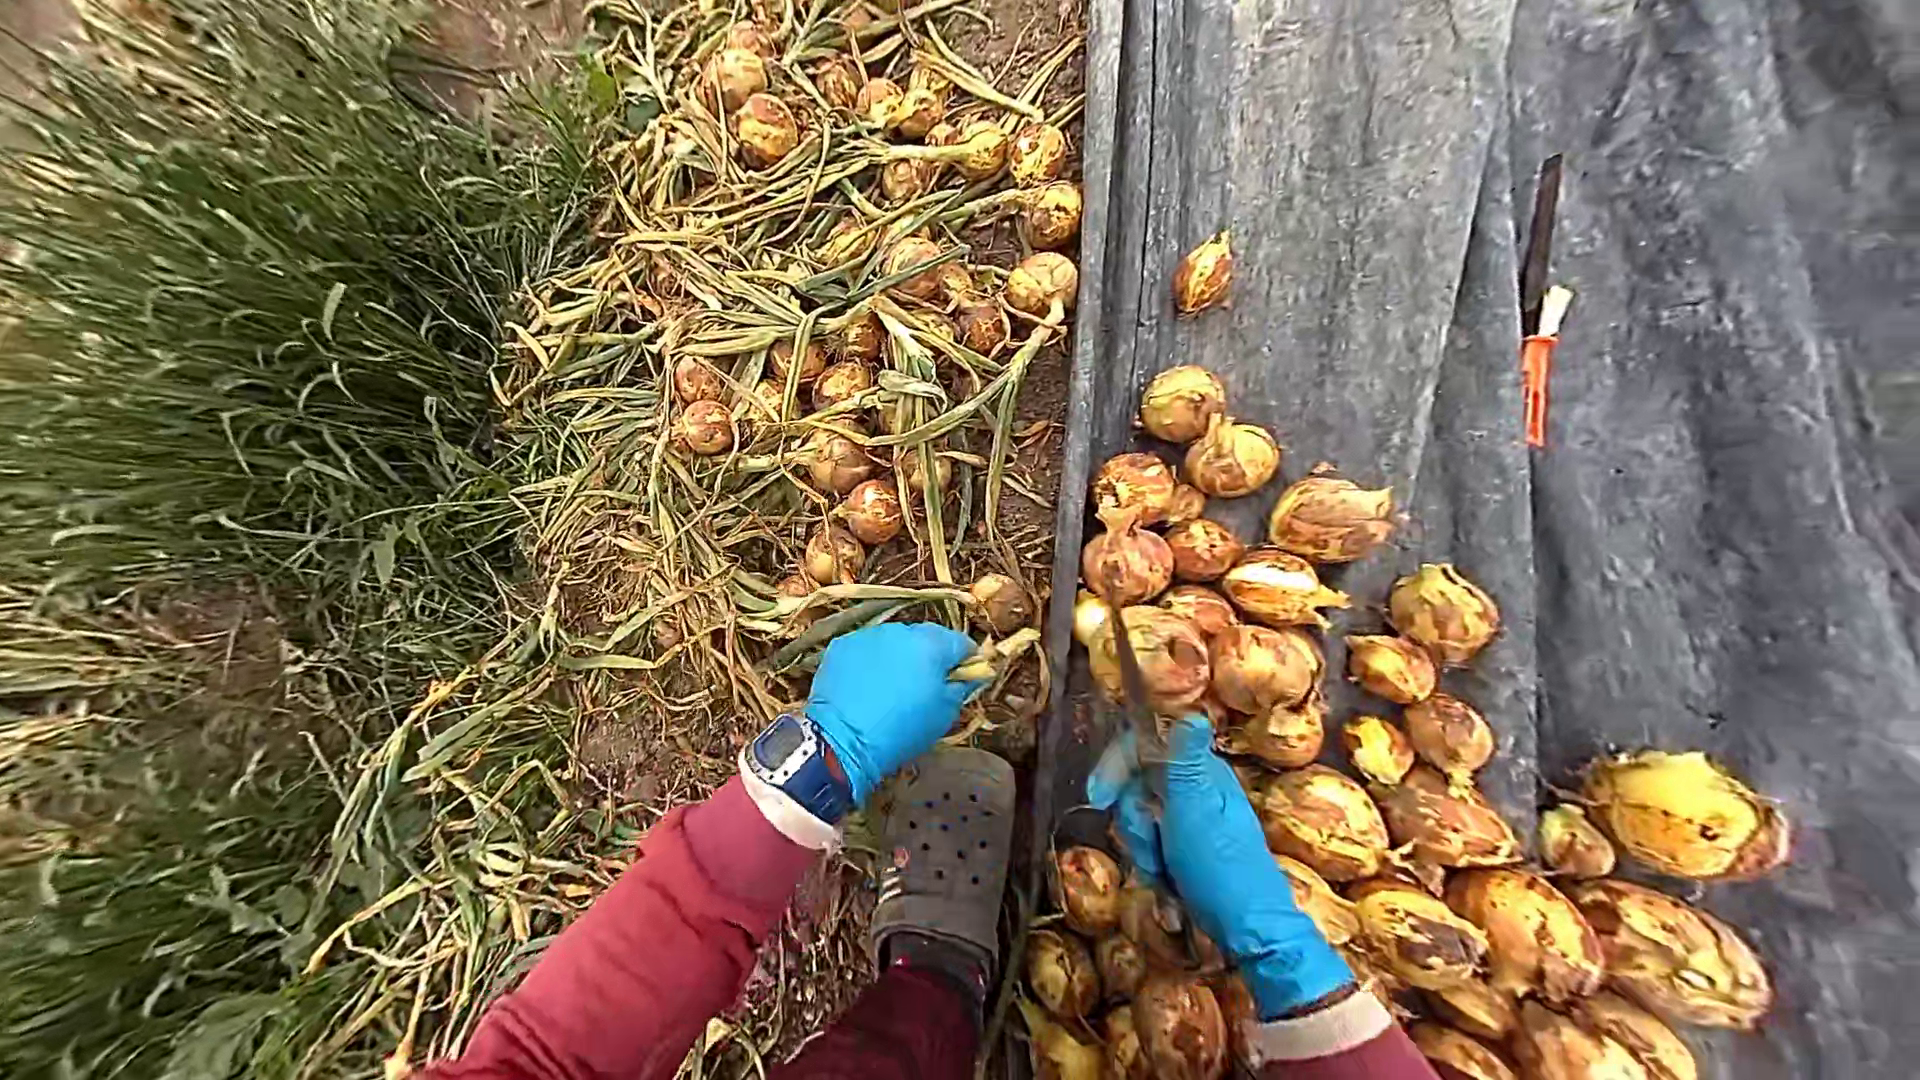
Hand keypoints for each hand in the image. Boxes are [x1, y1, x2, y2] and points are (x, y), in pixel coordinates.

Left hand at [807, 622, 982, 801]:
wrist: (841, 740)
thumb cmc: (902, 729)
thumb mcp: (944, 713)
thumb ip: (963, 686)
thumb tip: (976, 672)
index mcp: (932, 643)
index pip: (961, 643)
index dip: (966, 662)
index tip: (962, 680)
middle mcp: (901, 630)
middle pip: (927, 638)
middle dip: (931, 658)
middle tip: (926, 687)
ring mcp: (869, 634)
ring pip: (896, 642)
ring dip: (900, 657)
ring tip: (892, 688)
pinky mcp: (843, 645)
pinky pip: (867, 649)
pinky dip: (872, 662)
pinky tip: (866, 687)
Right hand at [1089, 714, 1352, 1018]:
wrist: (1252, 934)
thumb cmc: (1221, 868)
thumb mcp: (1196, 811)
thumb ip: (1184, 761)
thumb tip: (1192, 713)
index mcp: (1199, 770)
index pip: (1143, 745)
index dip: (1115, 766)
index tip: (1097, 799)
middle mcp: (1193, 787)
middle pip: (1135, 784)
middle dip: (1133, 820)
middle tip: (1148, 849)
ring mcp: (1189, 818)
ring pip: (1139, 816)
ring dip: (1142, 848)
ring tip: (1161, 873)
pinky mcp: (1185, 846)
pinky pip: (1150, 842)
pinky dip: (1151, 864)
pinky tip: (1164, 884)